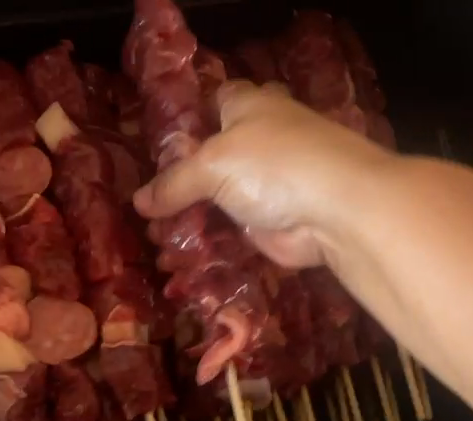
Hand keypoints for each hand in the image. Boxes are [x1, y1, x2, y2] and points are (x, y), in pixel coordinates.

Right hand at [132, 81, 393, 268]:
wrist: (334, 209)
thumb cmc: (274, 165)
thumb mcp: (212, 164)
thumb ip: (173, 183)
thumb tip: (139, 201)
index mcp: (247, 107)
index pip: (210, 106)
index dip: (183, 127)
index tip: (154, 155)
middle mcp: (256, 143)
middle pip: (207, 163)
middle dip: (176, 188)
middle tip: (145, 212)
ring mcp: (262, 187)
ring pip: (215, 203)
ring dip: (187, 223)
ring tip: (155, 242)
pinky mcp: (266, 225)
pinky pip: (227, 236)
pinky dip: (205, 249)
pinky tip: (177, 262)